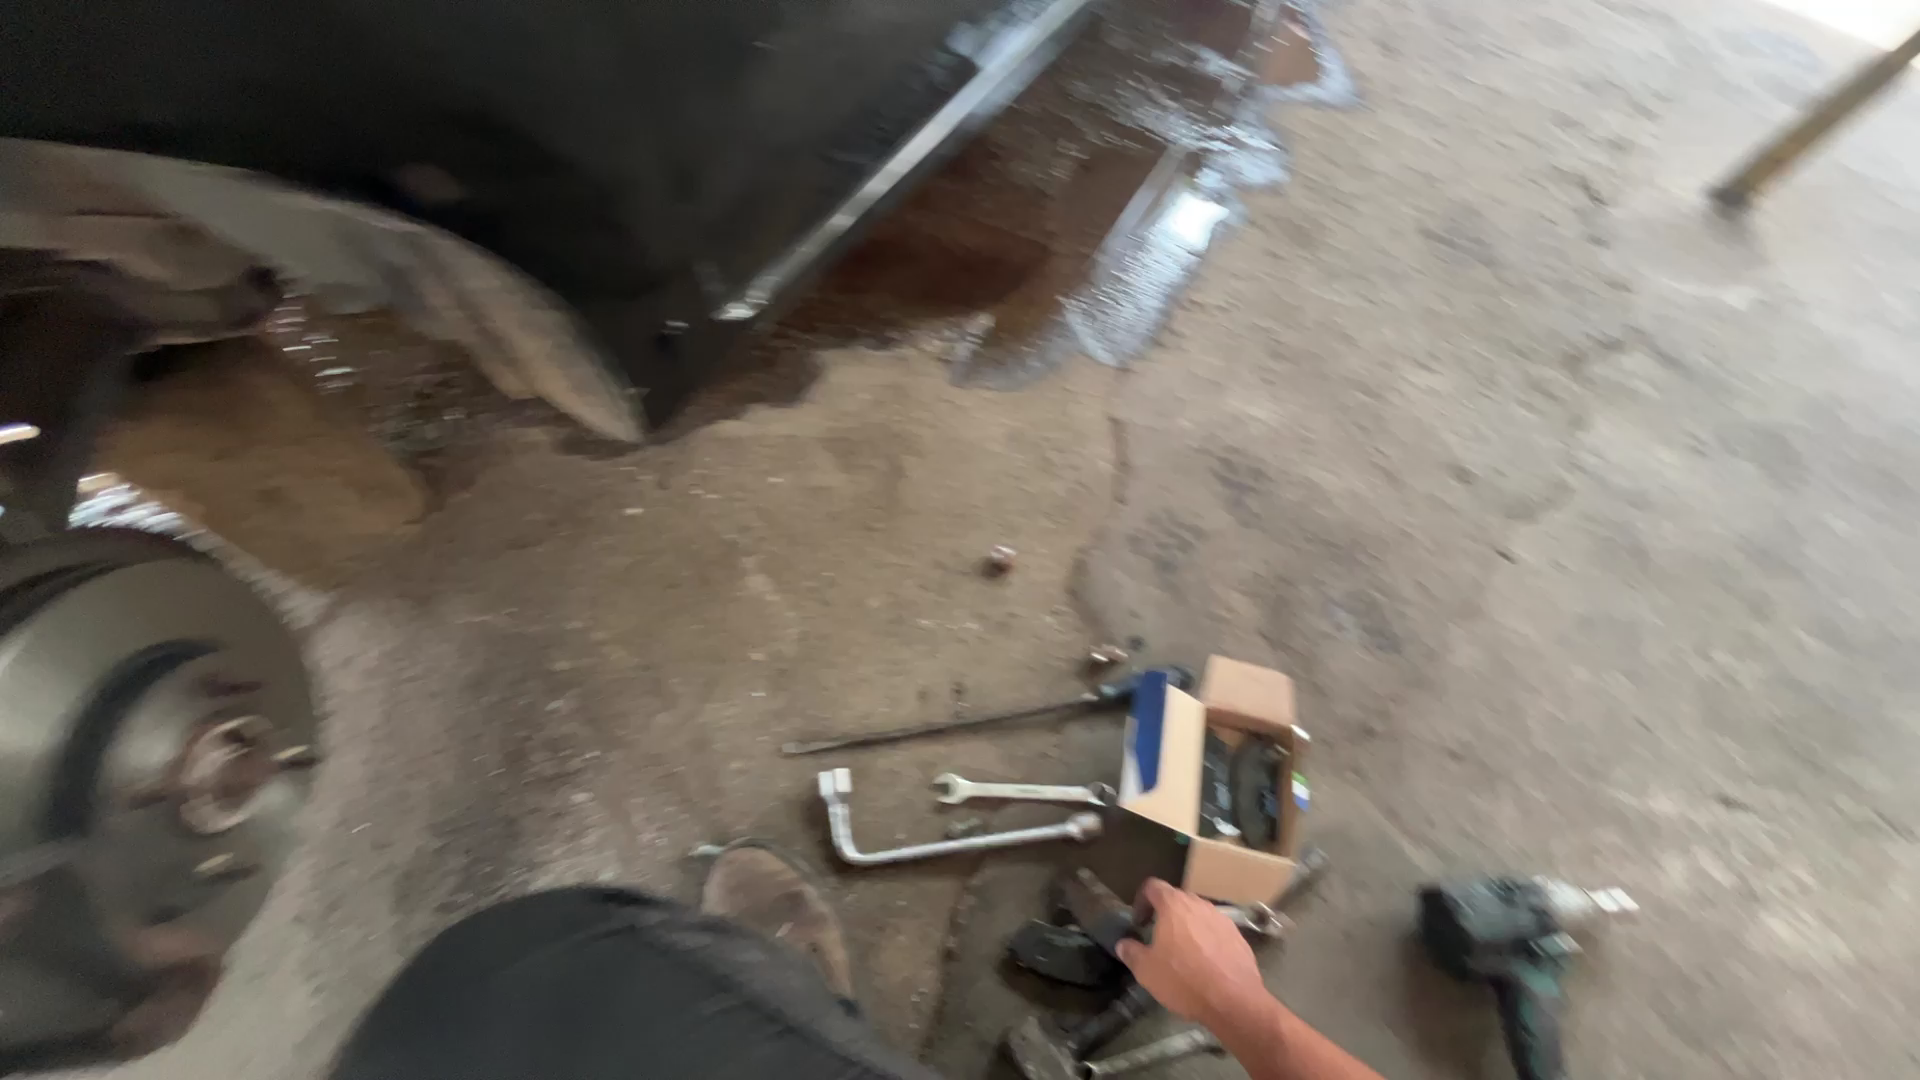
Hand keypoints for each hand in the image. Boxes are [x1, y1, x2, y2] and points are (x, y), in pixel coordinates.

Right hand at [1114, 878, 1268, 1027]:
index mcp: (1173, 905)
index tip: (1139, 922)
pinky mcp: (1238, 937)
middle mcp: (1198, 904)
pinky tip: (1207, 964)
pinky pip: (1216, 930)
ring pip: (1198, 914)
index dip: (1142, 900)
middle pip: (1177, 898)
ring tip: (1184, 952)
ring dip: (1188, 926)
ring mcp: (1221, 919)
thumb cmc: (1184, 980)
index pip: (1153, 886)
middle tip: (1159, 937)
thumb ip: (1131, 953)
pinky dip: (1208, 939)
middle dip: (1166, 914)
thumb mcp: (1147, 971)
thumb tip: (1123, 944)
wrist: (1235, 1002)